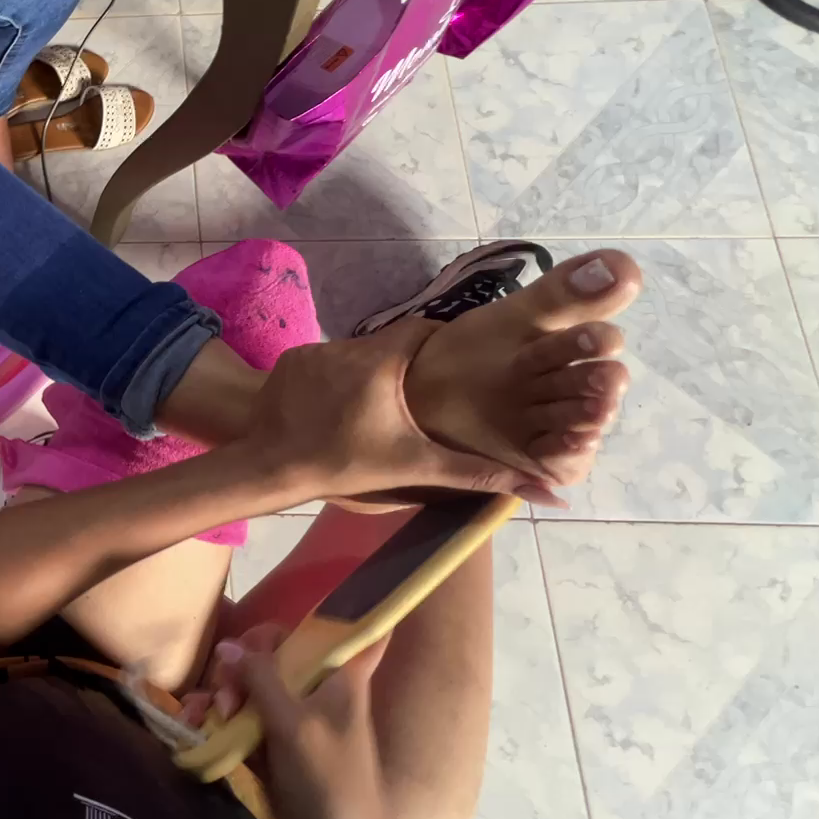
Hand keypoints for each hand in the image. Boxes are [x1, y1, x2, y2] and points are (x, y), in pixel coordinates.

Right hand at [182, 626, 396, 818]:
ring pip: (246, 680)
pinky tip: (196, 722)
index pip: (348, 632)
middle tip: (229, 691)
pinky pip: (233, 711)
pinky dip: (212, 714)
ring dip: (219, 691)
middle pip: (270, 650)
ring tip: (210, 714)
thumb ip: (261, 681)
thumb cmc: (330, 783)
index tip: (331, 590)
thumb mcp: (295, 727)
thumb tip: (227, 646)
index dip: (345, 607)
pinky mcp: (266, 738)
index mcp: (337, 678)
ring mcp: (288, 713)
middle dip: (239, 665)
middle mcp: (312, 687)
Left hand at [242, 320, 555, 501]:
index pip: (421, 330)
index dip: (441, 343)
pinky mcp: (288, 361)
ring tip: (378, 402)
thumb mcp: (414, 464)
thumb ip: (479, 472)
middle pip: (386, 344)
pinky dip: (335, 376)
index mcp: (377, 361)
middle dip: (403, 364)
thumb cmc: (343, 463)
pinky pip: (323, 360)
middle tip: (417, 392)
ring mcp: (310, 351)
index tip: (454, 363)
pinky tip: (339, 403)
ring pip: (353, 353)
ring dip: (367, 371)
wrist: (270, 464)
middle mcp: (343, 347)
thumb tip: (548, 488)